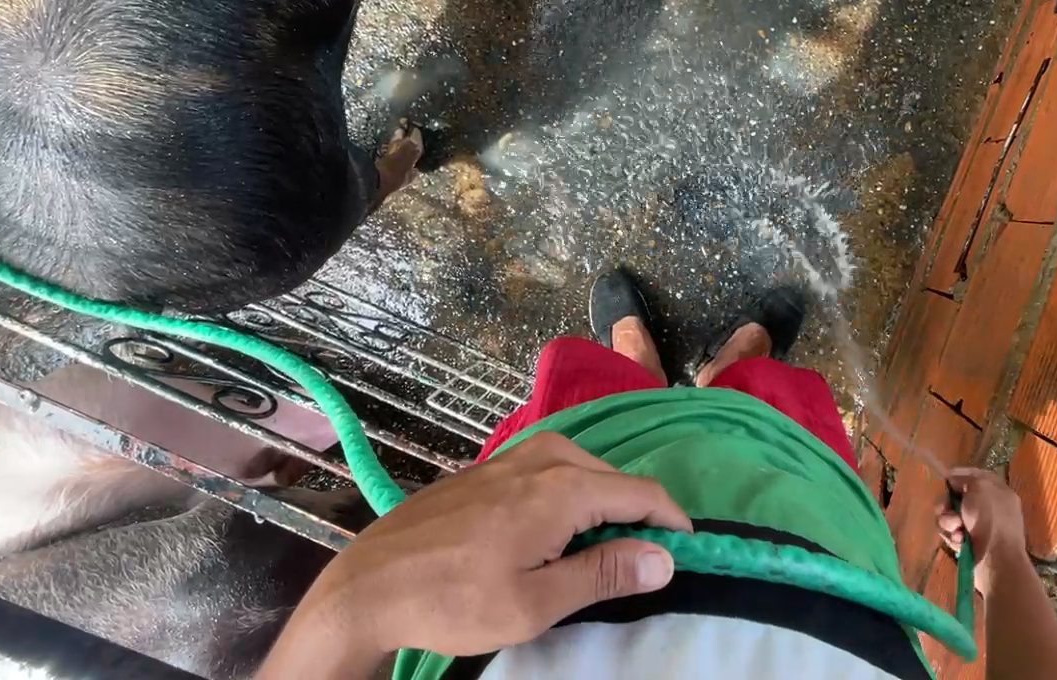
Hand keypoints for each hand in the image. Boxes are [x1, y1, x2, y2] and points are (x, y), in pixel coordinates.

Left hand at [273, 432, 689, 670]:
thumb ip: (604, 574)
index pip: (645, 494)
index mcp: (566, 486)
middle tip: (635, 570)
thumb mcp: (534, 603)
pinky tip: (554, 537)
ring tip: (593, 559)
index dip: (672, 524)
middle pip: (618, 481)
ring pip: (590, 474)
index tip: (685, 556)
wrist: (370, 582)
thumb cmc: (454, 599)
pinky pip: (559, 472)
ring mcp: (523, 453)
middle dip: (638, 519)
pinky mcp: (501, 462)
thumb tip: (666, 558)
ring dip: (604, 510)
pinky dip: (575, 500)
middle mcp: (552, 455)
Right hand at [936, 467, 1029, 594]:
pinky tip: (959, 541)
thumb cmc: (991, 519)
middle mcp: (988, 507)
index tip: (945, 480)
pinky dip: (953, 536)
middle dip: (947, 503)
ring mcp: (979, 526)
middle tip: (946, 509)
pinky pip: (951, 533)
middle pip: (956, 496)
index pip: (973, 475)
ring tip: (957, 530)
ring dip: (948, 521)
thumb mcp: (979, 486)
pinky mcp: (969, 543)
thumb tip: (953, 480)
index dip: (957, 476)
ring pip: (950, 515)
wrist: (997, 561)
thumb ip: (964, 478)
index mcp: (996, 490)